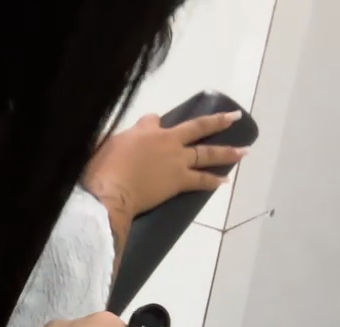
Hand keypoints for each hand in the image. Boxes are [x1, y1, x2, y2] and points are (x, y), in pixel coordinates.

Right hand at [83, 111, 248, 220]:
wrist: (107, 196)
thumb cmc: (97, 174)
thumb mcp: (97, 149)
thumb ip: (107, 143)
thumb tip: (104, 141)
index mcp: (144, 131)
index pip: (151, 120)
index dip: (151, 124)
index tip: (150, 125)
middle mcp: (166, 141)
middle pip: (196, 127)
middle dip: (215, 122)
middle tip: (233, 117)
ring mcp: (176, 161)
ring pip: (206, 153)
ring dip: (226, 151)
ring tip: (243, 151)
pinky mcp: (178, 181)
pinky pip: (200, 180)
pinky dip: (212, 181)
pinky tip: (224, 181)